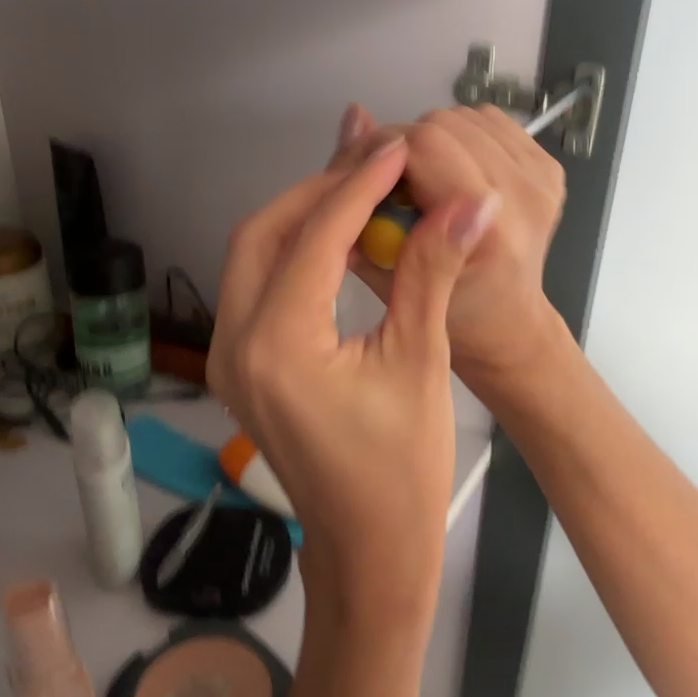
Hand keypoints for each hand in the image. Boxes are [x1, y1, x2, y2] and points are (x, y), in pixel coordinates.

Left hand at [209, 136, 495, 618]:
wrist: (367, 549)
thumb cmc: (403, 470)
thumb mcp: (421, 363)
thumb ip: (431, 272)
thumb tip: (469, 203)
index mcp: (277, 345)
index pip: (314, 237)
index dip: (358, 183)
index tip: (398, 147)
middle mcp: (235, 344)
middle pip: (262, 234)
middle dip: (318, 190)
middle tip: (376, 163)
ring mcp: (228, 358)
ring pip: (251, 258)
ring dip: (301, 218)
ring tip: (362, 190)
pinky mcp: (239, 368)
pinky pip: (255, 289)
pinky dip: (292, 254)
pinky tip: (336, 240)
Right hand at [331, 104, 570, 396]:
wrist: (507, 324)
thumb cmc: (444, 313)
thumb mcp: (386, 274)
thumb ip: (363, 201)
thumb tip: (353, 116)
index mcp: (486, 231)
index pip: (425, 146)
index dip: (382, 149)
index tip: (361, 172)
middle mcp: (524, 197)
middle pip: (443, 124)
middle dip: (405, 146)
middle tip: (392, 185)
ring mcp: (542, 179)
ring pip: (464, 116)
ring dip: (434, 140)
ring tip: (424, 182)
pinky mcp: (549, 168)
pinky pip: (490, 121)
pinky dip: (462, 138)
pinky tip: (454, 173)